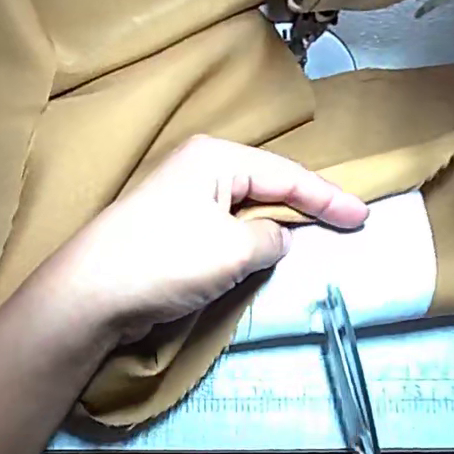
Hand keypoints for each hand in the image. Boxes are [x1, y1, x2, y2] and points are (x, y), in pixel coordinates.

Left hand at [33, 136, 367, 342]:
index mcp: (215, 158)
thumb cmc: (166, 260)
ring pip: (243, 215)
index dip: (328, 197)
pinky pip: (222, 236)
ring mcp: (180, 203)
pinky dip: (245, 248)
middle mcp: (197, 172)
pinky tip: (261, 261)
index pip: (286, 174)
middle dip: (303, 209)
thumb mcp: (235, 249)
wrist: (91, 295)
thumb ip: (272, 239)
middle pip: (265, 188)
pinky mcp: (169, 234)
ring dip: (273, 232)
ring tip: (310, 244)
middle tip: (342, 228)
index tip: (362, 217)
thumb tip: (278, 239)